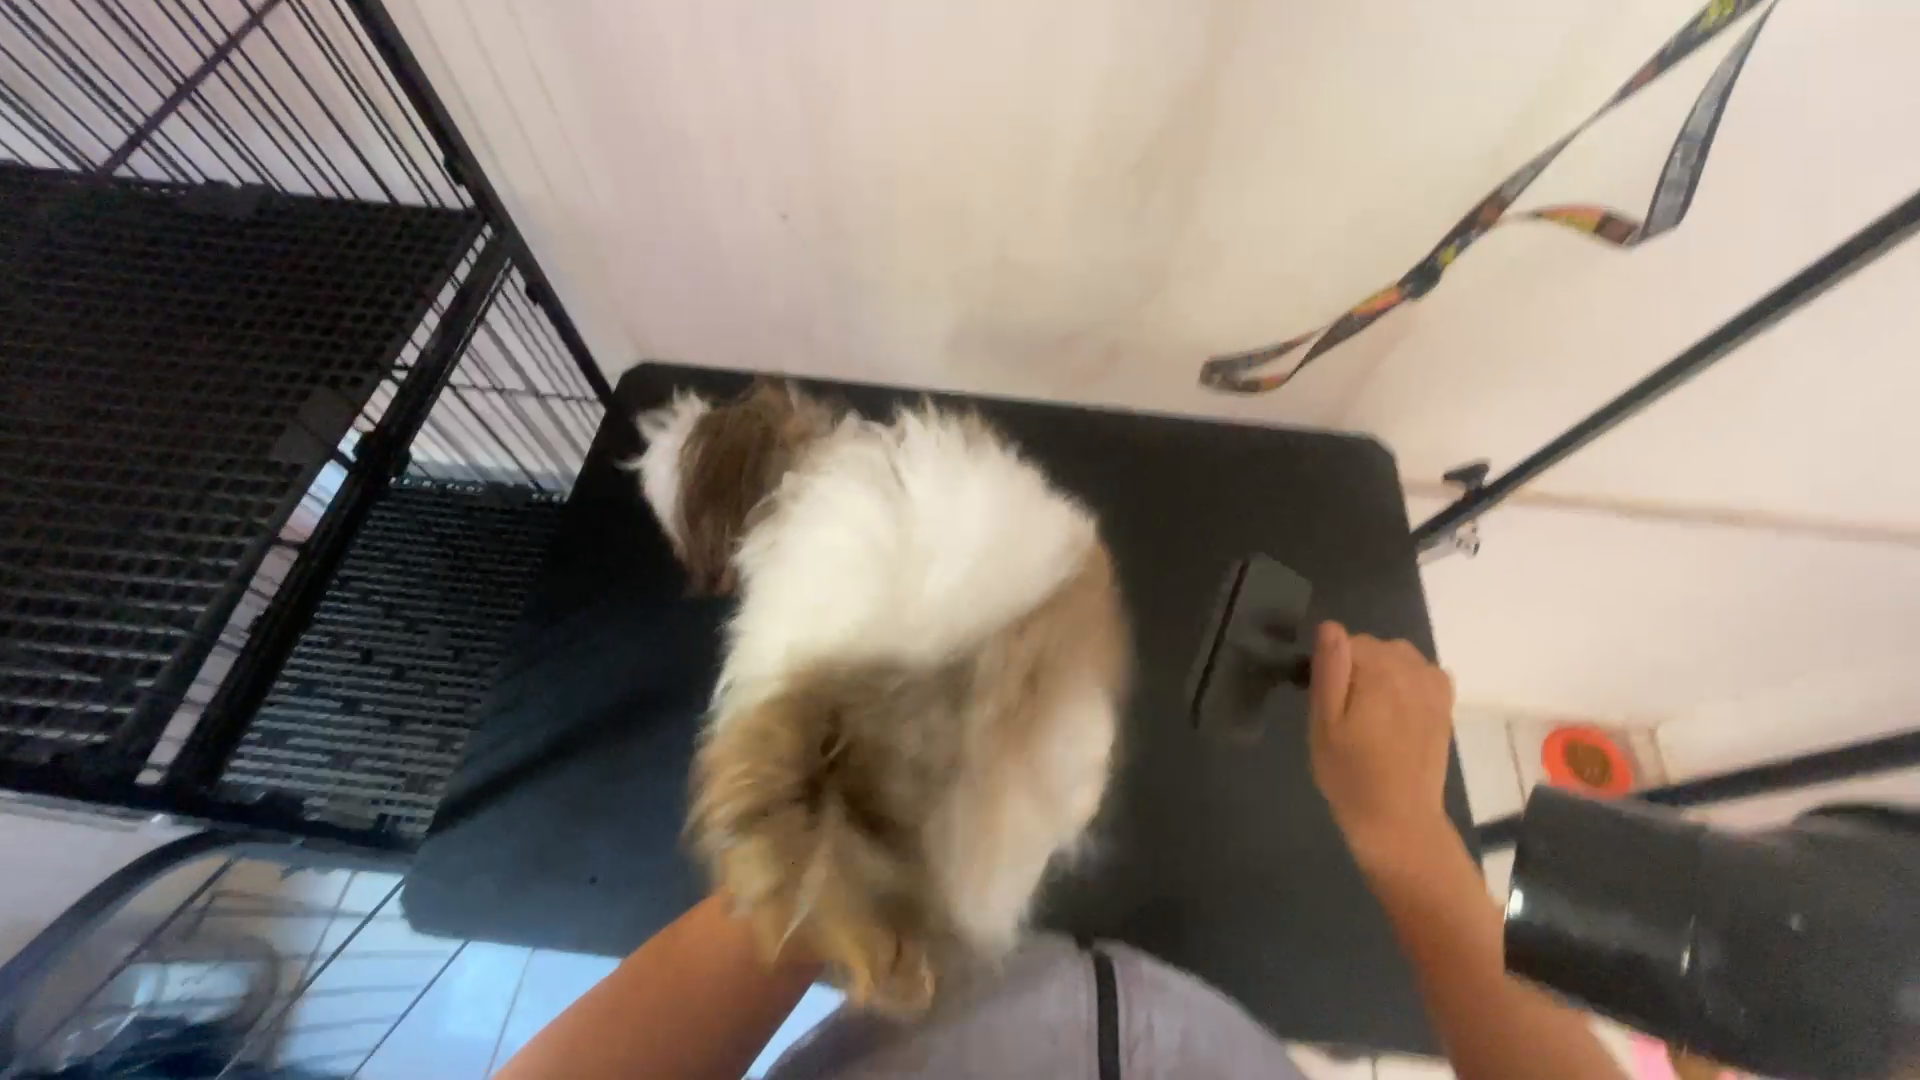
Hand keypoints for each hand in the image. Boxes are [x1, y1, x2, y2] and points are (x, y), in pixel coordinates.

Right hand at [1308, 621, 1456, 868]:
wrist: (1397, 818)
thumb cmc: (1349, 772)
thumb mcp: (1324, 722)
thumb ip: (1329, 670)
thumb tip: (1330, 626)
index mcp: (1379, 673)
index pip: (1345, 641)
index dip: (1328, 666)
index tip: (1324, 699)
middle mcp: (1412, 672)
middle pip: (1373, 646)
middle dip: (1354, 666)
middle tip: (1343, 711)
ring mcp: (1434, 689)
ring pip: (1398, 656)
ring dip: (1380, 671)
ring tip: (1368, 709)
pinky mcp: (1444, 705)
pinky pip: (1424, 672)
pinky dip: (1408, 679)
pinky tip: (1396, 705)